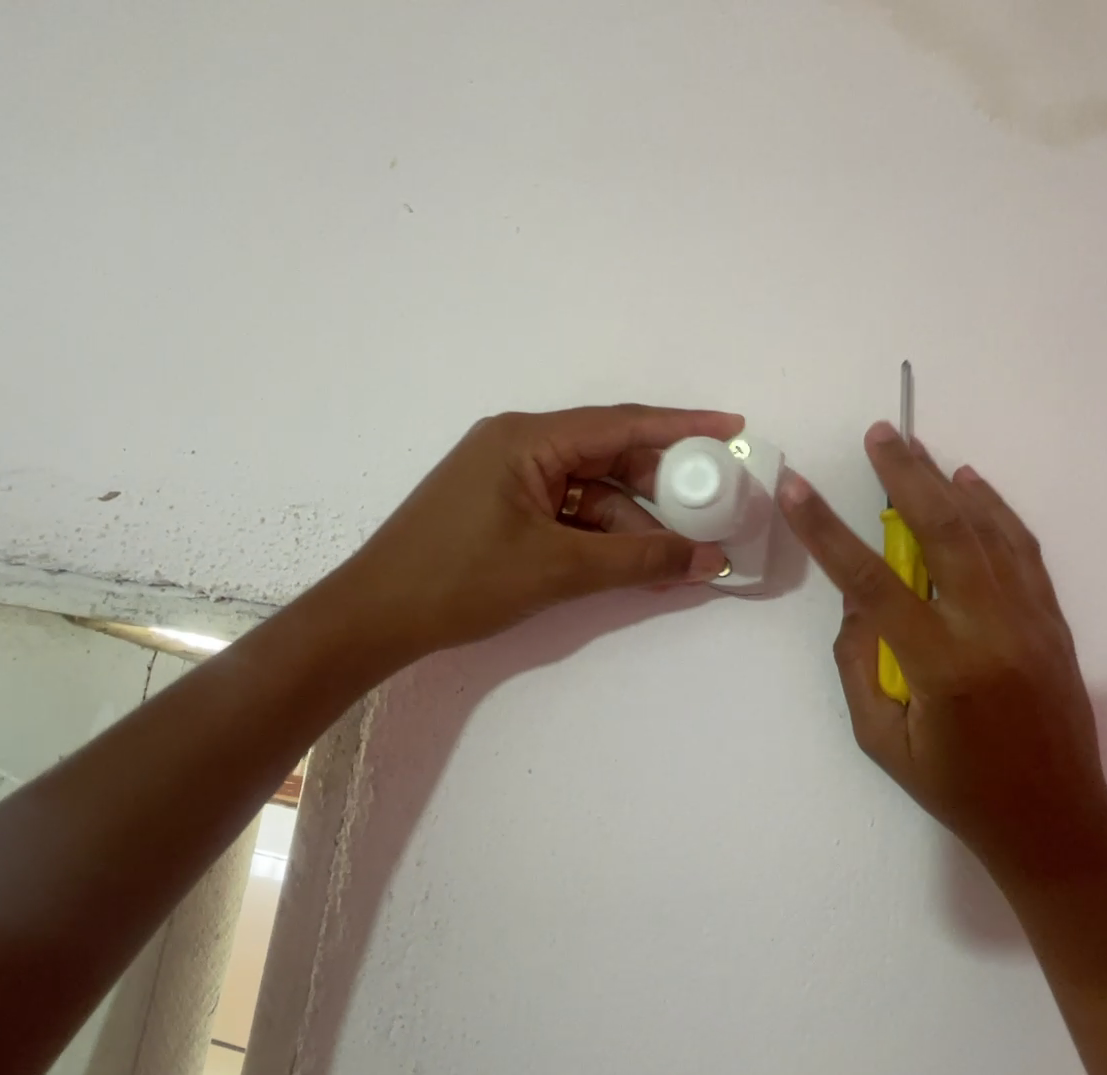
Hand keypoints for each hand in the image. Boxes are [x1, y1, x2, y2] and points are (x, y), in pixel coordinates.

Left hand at [350, 404, 741, 655]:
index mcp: (528, 439)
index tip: (733, 428)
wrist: (374, 619)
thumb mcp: (559, 570)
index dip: (683, 426)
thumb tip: (709, 559)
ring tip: (679, 558)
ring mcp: (510, 478)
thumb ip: (640, 561)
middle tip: (713, 507)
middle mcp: (520, 445)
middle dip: (662, 487)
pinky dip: (602, 537)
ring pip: (591, 491)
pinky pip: (569, 513)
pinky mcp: (504, 508)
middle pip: (609, 456)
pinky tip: (636, 566)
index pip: (621, 423)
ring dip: (633, 524)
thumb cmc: (460, 581)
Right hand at [778, 422, 1106, 874]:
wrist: (1055, 822)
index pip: (872, 581)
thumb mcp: (881, 740)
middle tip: (879, 434)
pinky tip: (972, 485)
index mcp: (942, 665)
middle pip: (942, 531)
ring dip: (947, 483)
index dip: (826, 530)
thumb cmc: (956, 789)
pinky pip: (1022, 549)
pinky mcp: (1053, 619)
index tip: (796, 487)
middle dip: (905, 476)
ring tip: (915, 448)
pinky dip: (996, 510)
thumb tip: (856, 599)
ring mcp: (1030, 619)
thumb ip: (858, 664)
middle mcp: (991, 629)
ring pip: (987, 530)